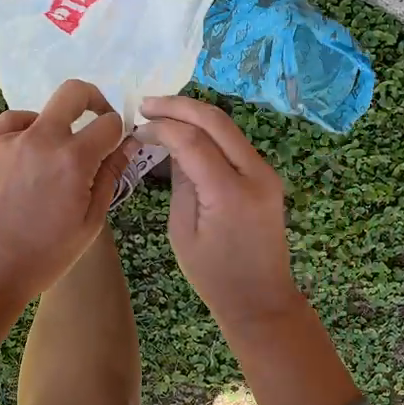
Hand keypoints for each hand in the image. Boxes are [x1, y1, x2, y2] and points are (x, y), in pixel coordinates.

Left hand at [0, 80, 131, 327]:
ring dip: (56, 126)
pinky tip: (28, 155)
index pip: (109, 123)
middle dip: (94, 100)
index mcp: (73, 161)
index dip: (118, 133)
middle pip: (75, 92)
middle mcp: (42, 140)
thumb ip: (110, 177)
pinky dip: (25, 131)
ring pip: (42, 110)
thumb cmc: (43, 259)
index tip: (115, 145)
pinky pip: (12, 123)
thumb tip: (127, 144)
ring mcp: (9, 141)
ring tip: (52, 161)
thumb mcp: (89, 224)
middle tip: (97, 120)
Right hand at [139, 95, 303, 331]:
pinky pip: (234, 141)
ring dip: (195, 114)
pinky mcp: (266, 175)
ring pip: (228, 126)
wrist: (262, 300)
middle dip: (179, 107)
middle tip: (146, 104)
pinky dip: (209, 130)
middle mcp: (255, 173)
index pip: (193, 141)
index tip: (137, 127)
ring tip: (161, 112)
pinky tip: (186, 129)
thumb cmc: (214, 276)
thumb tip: (171, 144)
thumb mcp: (182, 231)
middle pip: (216, 121)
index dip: (162, 127)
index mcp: (230, 192)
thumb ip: (180, 181)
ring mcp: (265, 172)